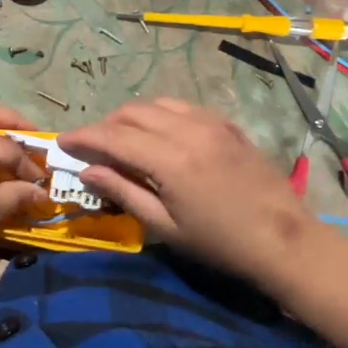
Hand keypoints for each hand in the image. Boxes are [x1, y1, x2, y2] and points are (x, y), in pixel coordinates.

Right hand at [59, 97, 309, 280]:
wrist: (286, 241)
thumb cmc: (221, 244)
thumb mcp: (166, 227)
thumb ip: (124, 192)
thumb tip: (87, 171)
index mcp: (169, 159)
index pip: (112, 136)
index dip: (83, 137)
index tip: (61, 142)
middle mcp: (187, 130)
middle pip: (130, 113)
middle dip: (105, 126)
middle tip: (92, 149)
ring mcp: (210, 123)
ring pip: (156, 104)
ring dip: (132, 117)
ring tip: (123, 140)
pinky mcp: (227, 125)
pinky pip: (183, 107)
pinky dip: (161, 115)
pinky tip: (160, 135)